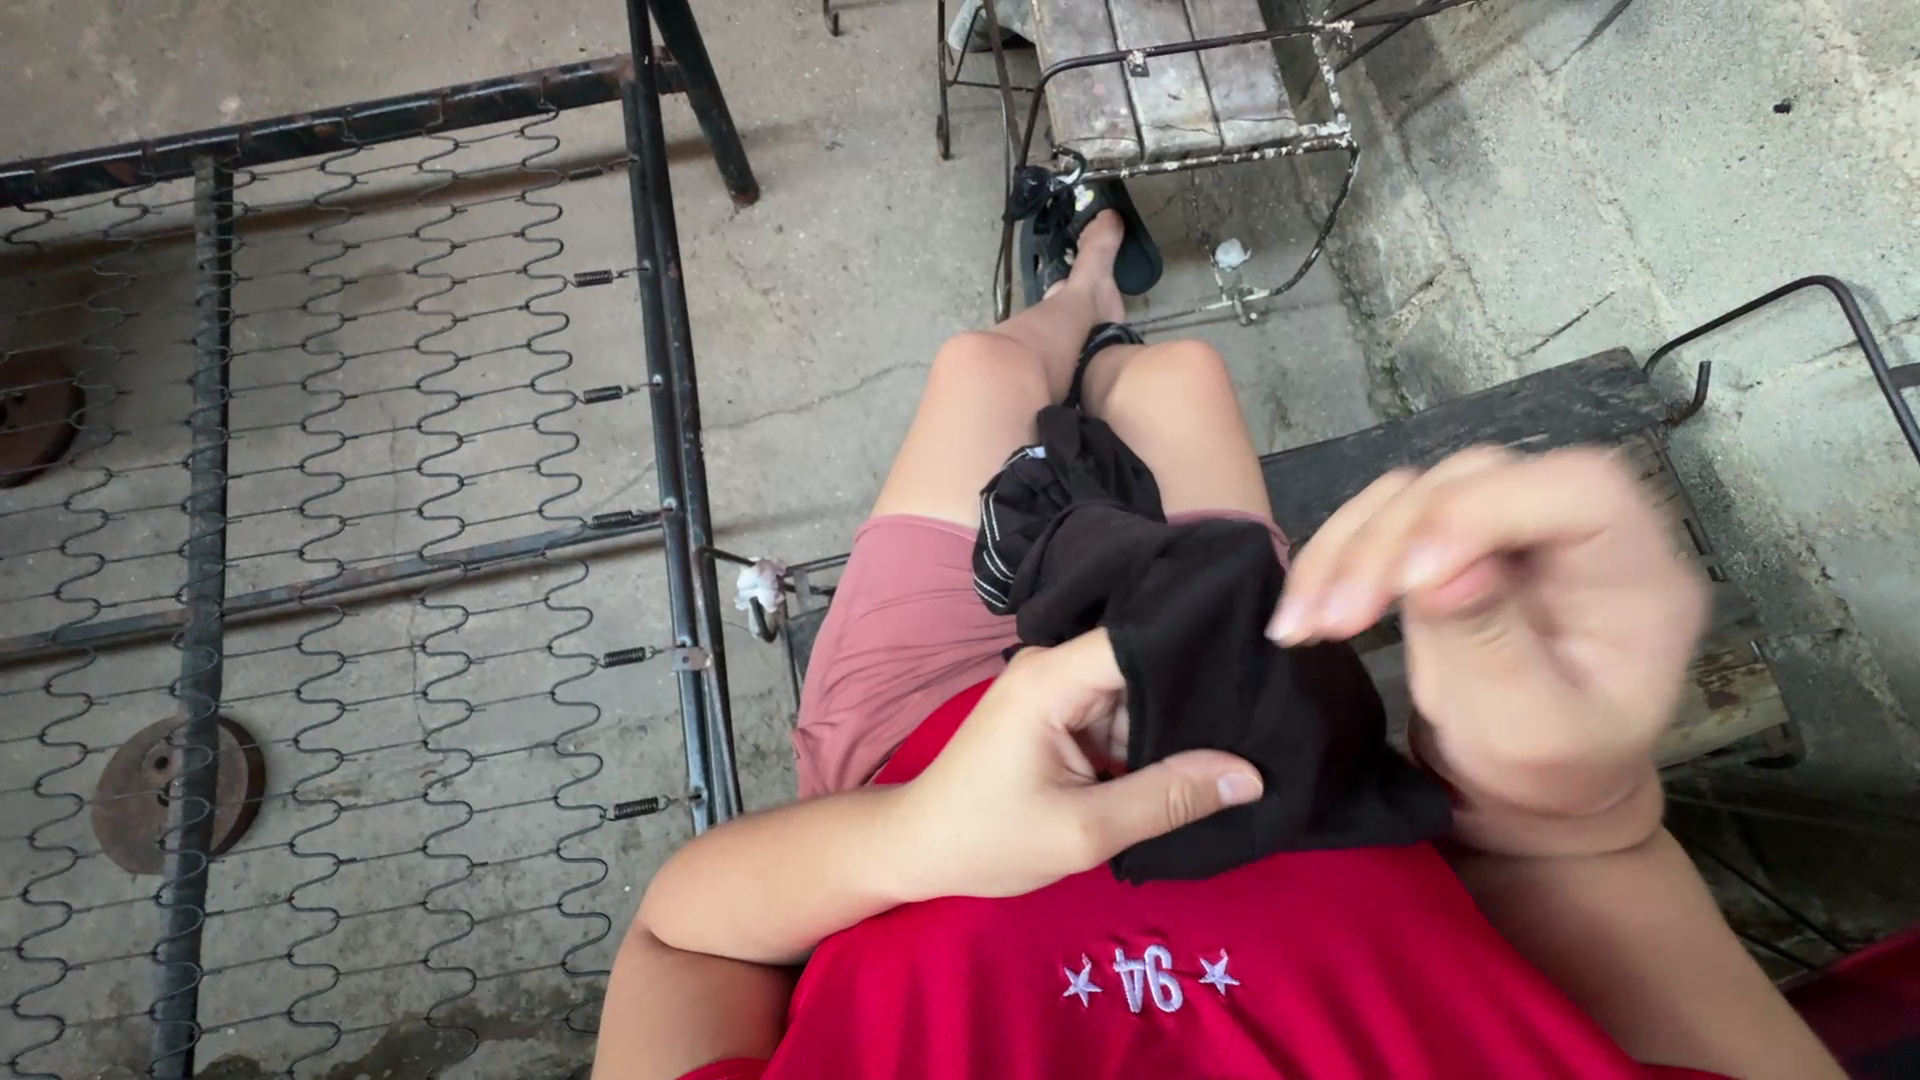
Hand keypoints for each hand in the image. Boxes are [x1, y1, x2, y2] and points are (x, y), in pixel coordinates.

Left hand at [891, 629, 1262, 900]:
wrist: (921, 847)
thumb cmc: (989, 839)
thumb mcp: (1085, 830)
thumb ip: (1167, 798)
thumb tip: (1249, 774)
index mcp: (1050, 678)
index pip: (1137, 635)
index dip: (1196, 644)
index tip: (1259, 659)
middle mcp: (1051, 666)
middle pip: (1139, 661)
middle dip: (1192, 690)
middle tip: (1261, 714)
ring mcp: (1051, 687)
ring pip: (1131, 690)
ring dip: (1170, 720)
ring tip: (1236, 741)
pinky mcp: (1054, 711)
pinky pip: (1113, 711)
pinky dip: (1142, 736)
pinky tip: (1186, 758)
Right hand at [1266, 446, 1707, 816]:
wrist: (1518, 781)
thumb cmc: (1545, 769)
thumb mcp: (1529, 731)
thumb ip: (1492, 646)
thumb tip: (1441, 573)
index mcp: (1632, 573)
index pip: (1577, 489)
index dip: (1484, 513)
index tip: (1408, 586)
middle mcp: (1568, 530)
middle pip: (1470, 481)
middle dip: (1387, 544)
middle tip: (1334, 622)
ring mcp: (1499, 527)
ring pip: (1407, 493)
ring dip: (1343, 552)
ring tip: (1304, 625)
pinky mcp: (1440, 539)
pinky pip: (1372, 518)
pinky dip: (1327, 558)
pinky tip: (1303, 609)